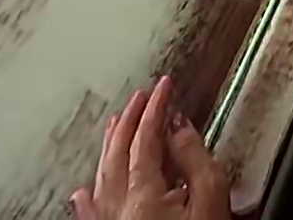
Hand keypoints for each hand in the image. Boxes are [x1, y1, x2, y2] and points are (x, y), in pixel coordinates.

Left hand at [71, 77, 228, 219]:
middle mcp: (119, 213)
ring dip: (109, 149)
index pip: (146, 138)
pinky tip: (80, 192)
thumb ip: (194, 156)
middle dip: (130, 121)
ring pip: (101, 182)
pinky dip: (85, 202)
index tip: (165, 85)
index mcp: (144, 196)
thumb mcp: (212, 194)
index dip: (156, 107)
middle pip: (117, 157)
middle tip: (141, 96)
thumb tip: (178, 124)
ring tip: (116, 123)